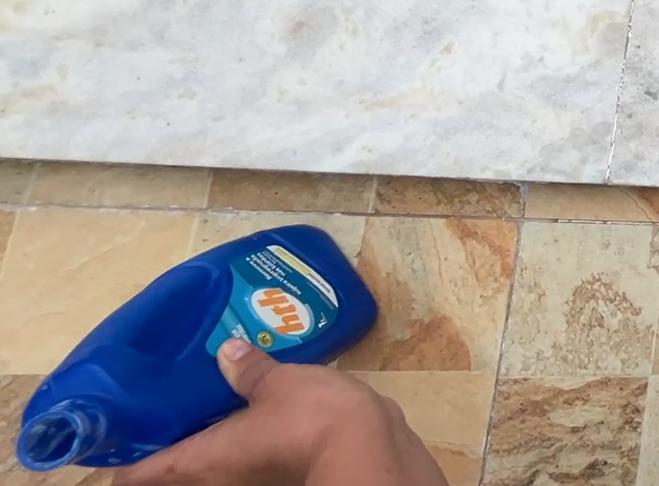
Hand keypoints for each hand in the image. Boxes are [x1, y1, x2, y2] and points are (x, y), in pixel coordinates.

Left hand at [115, 339, 447, 485]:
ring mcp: (244, 480)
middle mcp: (211, 480)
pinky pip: (245, 455)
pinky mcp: (276, 471)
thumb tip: (226, 352)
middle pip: (170, 472)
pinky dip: (247, 435)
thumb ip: (251, 370)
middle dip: (175, 437)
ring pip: (210, 464)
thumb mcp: (280, 381)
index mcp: (196, 463)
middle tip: (185, 397)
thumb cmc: (309, 417)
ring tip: (228, 394)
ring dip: (214, 435)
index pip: (133, 473)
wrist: (364, 444)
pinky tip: (268, 404)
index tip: (136, 418)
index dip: (127, 450)